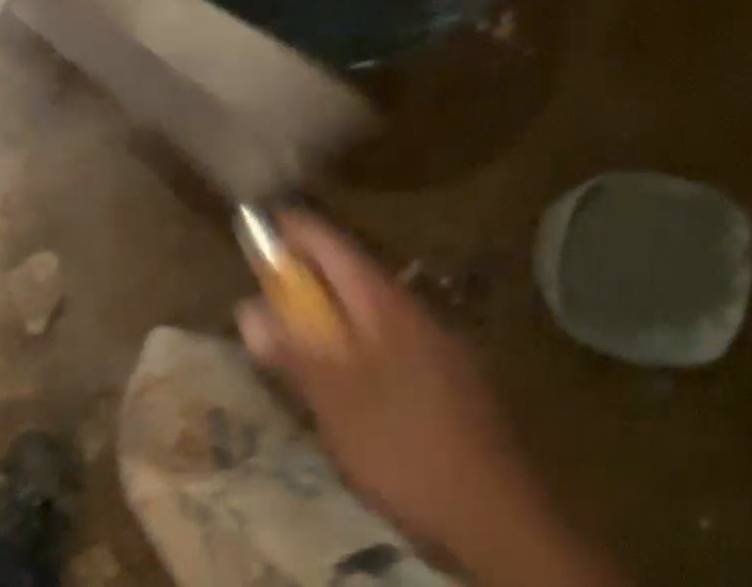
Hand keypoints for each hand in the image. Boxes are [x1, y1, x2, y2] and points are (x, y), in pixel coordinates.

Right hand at [235, 213, 537, 557]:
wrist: (503, 525)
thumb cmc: (405, 450)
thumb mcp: (332, 402)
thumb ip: (291, 351)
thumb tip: (248, 309)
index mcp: (387, 309)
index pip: (333, 247)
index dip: (292, 231)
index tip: (255, 225)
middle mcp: (418, 316)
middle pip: (352, 275)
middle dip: (306, 274)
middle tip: (265, 285)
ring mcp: (442, 350)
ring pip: (372, 311)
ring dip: (330, 310)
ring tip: (296, 331)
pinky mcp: (454, 384)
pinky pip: (390, 340)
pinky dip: (355, 340)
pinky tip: (344, 374)